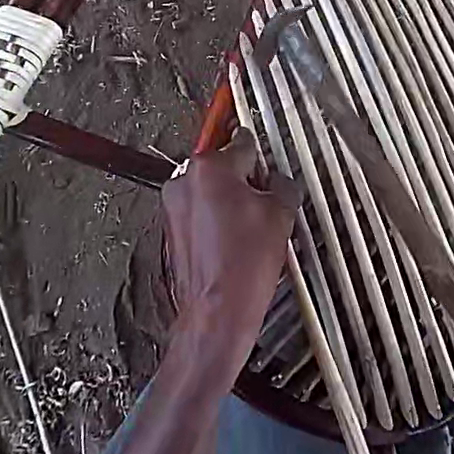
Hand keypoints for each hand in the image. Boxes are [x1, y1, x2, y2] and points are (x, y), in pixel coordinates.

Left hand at [161, 128, 298, 339]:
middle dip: (245, 180)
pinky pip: (199, 209)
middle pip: (224, 165)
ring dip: (229, 199)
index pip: (243, 143)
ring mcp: (175, 203)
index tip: (264, 151)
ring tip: (250, 228)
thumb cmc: (242, 267)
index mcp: (210, 169)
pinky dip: (215, 217)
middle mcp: (185, 180)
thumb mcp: (280, 214)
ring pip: (210, 188)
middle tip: (266, 201)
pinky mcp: (172, 225)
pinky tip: (234, 240)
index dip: (261, 152)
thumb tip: (278, 179)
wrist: (217, 310)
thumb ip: (281, 184)